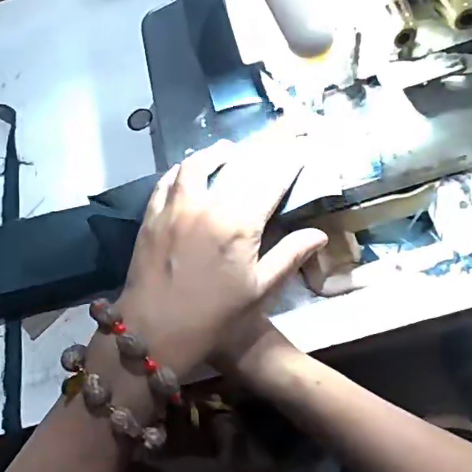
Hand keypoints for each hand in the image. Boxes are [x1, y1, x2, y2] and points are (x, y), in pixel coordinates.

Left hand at [116, 140, 327, 374]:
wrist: (154, 331)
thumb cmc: (214, 316)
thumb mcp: (259, 290)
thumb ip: (289, 255)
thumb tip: (319, 233)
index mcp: (239, 224)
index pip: (270, 180)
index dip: (289, 161)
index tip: (301, 148)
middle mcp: (207, 205)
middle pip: (237, 165)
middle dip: (261, 149)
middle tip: (275, 139)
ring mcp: (175, 207)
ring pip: (196, 164)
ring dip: (216, 153)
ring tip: (228, 151)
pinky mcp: (152, 214)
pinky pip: (167, 180)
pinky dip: (182, 169)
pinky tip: (189, 170)